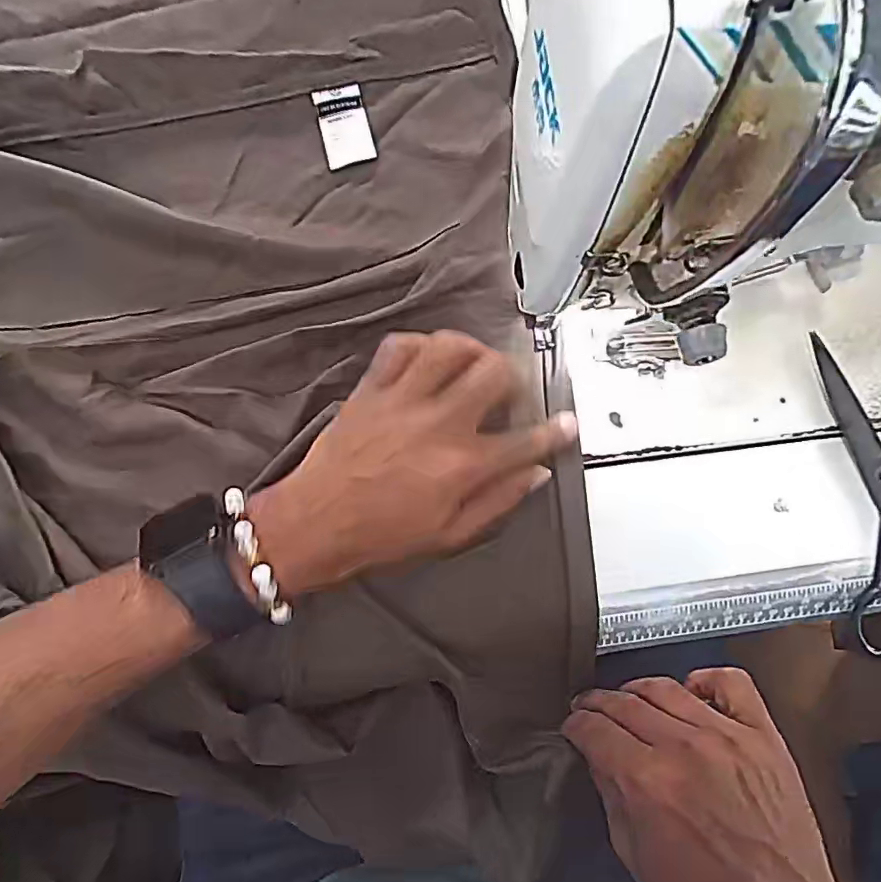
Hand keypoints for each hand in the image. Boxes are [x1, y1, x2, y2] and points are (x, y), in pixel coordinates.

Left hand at [249, 330, 577, 593]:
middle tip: (508, 391)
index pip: (526, 440)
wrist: (315, 524)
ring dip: (470, 350)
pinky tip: (426, 359)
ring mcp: (403, 401)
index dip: (555, 430)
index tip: (565, 424)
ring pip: (449, 347)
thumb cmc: (379, 536)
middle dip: (513, 376)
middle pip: (494, 373)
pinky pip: (398, 347)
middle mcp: (438, 425)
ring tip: (473, 364)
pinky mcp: (371, 391)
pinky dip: (418, 345)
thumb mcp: (450, 534)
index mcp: (462, 466)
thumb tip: (533, 476)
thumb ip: (498, 501)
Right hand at [564, 668, 847, 881]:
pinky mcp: (766, 740)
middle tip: (590, 712)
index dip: (575, 726)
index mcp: (647, 783)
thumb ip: (612, 797)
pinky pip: (731, 684)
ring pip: (666, 686)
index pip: (593, 728)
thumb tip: (599, 760)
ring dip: (637, 691)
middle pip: (623, 702)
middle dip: (597, 705)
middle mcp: (684, 750)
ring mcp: (729, 739)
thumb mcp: (636, 861)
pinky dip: (705, 680)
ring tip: (629, 702)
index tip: (572, 729)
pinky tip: (692, 693)